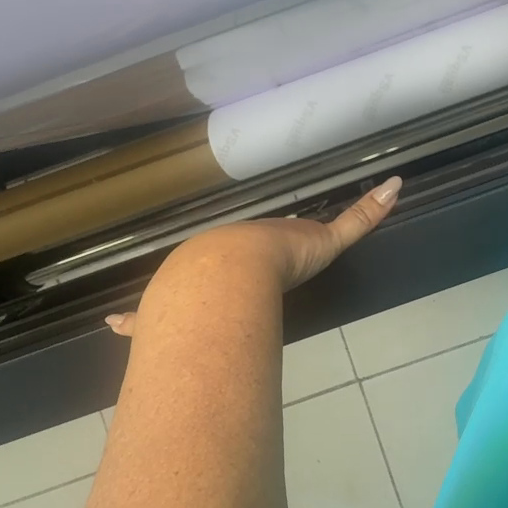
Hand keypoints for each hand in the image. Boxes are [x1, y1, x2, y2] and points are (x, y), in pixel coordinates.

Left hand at [104, 177, 400, 335]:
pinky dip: (129, 320)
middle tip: (213, 287)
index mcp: (252, 243)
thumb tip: (395, 184)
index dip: (265, 250)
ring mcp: (183, 282)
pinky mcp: (159, 310)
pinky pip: (142, 315)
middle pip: (216, 264)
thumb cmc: (276, 257)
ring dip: (172, 297)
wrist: (231, 275)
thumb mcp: (324, 239)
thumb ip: (360, 218)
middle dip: (213, 273)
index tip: (267, 256)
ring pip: (177, 287)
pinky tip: (112, 324)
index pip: (257, 243)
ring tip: (156, 310)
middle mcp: (215, 256)